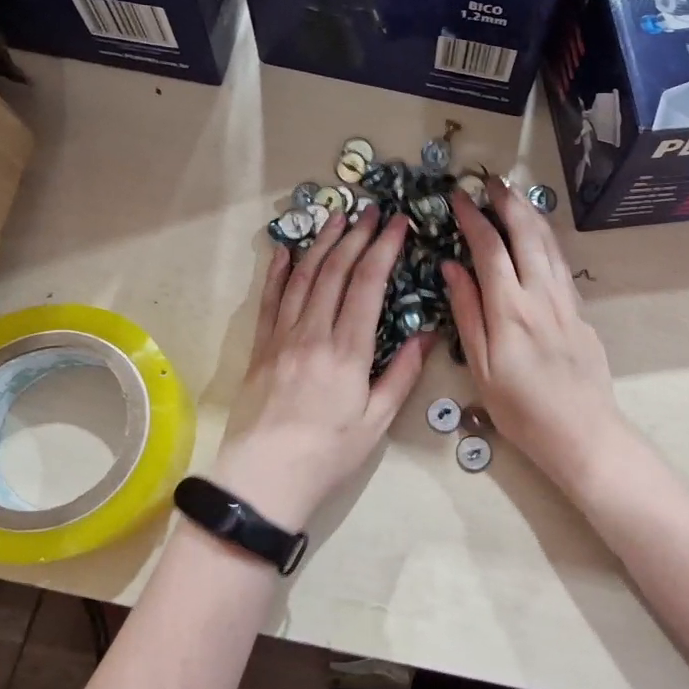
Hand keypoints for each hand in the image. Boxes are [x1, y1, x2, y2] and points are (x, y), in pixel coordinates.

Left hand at [213, 208, 428, 529]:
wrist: (263, 478)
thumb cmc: (328, 454)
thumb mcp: (376, 421)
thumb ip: (401, 374)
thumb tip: (428, 334)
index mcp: (347, 351)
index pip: (367, 285)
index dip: (384, 249)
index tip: (398, 224)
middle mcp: (312, 334)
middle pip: (335, 272)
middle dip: (356, 236)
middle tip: (372, 210)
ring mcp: (282, 337)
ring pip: (303, 278)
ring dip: (322, 244)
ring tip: (338, 217)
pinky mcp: (260, 347)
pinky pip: (270, 299)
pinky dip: (279, 271)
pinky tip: (287, 250)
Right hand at [442, 181, 630, 489]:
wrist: (582, 432)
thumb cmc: (521, 409)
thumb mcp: (481, 368)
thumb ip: (466, 312)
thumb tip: (451, 267)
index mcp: (509, 309)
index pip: (489, 248)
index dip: (473, 218)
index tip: (459, 198)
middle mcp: (541, 295)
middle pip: (525, 234)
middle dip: (507, 202)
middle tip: (491, 181)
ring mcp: (566, 301)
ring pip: (549, 243)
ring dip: (531, 214)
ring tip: (515, 195)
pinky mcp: (581, 311)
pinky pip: (562, 263)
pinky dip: (548, 238)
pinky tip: (541, 234)